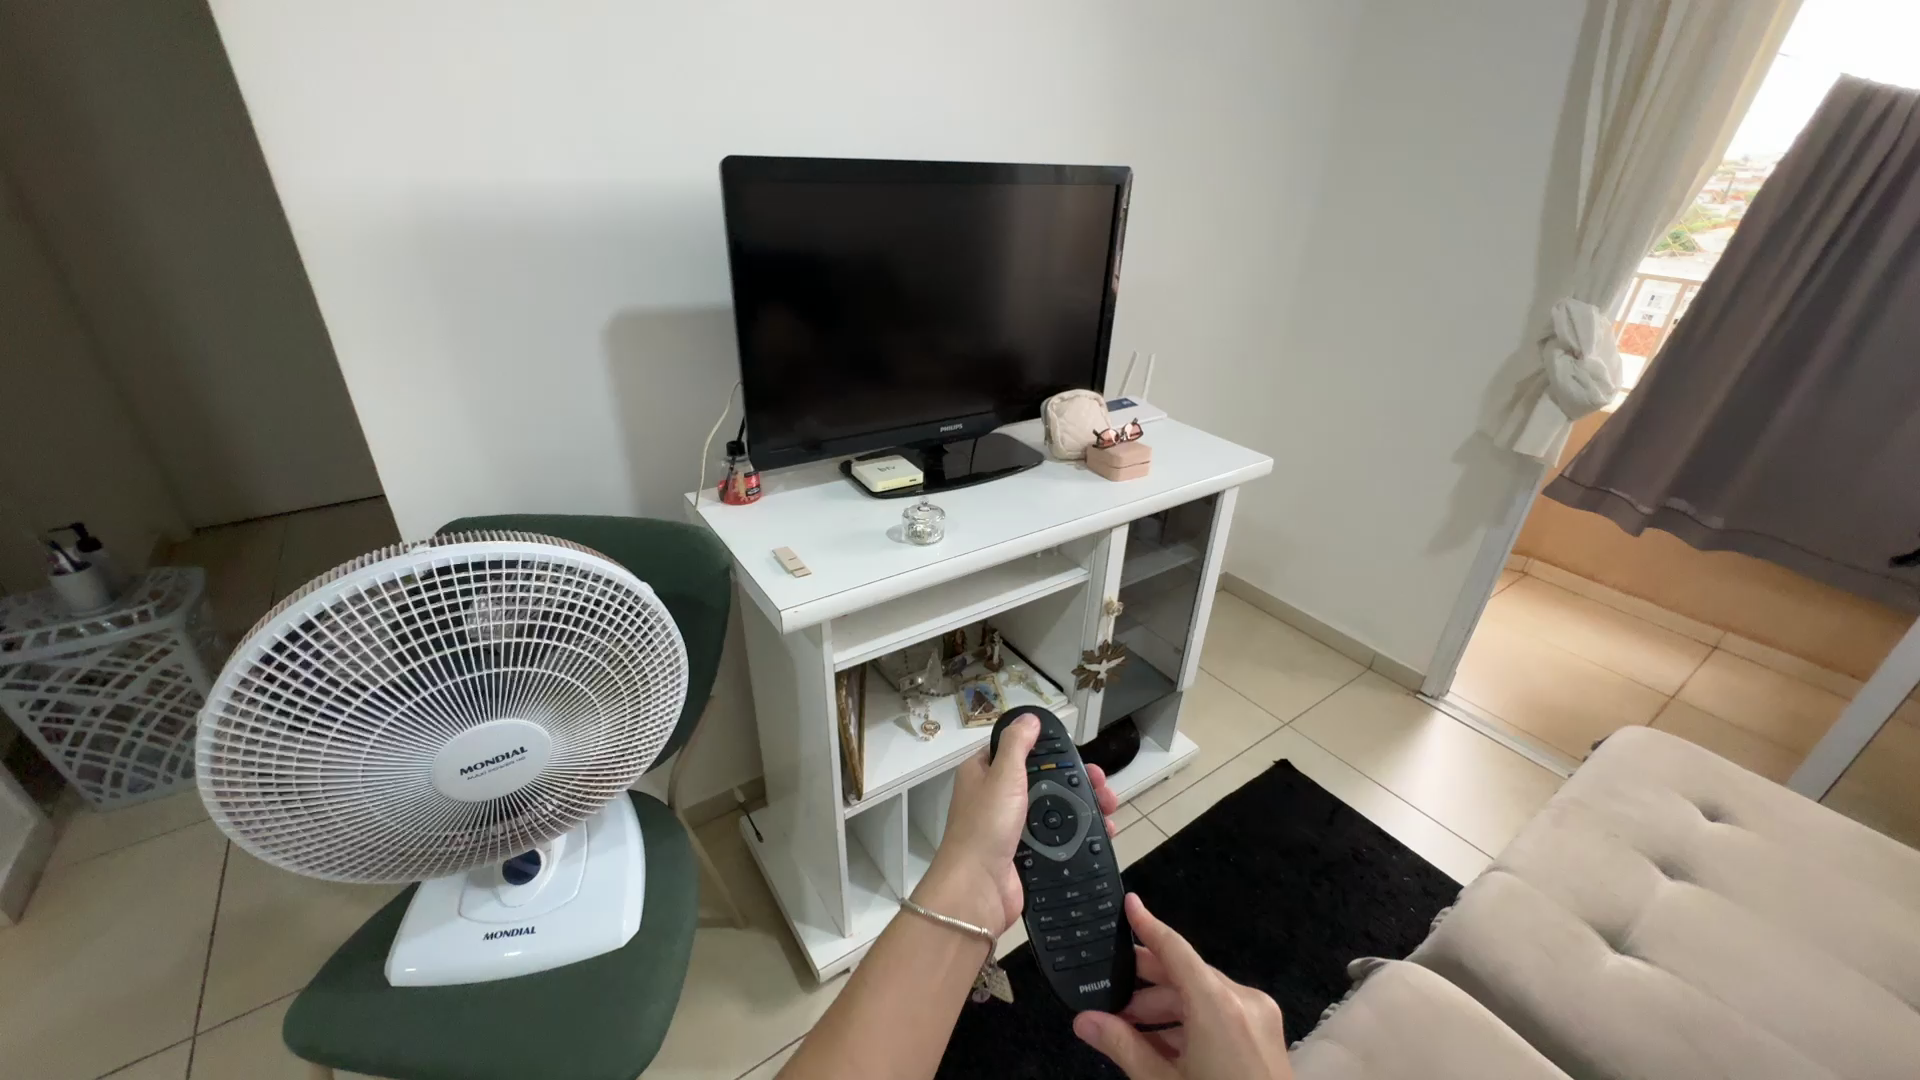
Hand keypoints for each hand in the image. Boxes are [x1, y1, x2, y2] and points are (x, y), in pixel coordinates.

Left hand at [913, 713, 1120, 935]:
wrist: (977, 890)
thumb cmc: (986, 825)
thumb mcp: (1002, 774)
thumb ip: (1017, 744)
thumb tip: (1030, 718)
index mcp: (983, 773)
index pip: (1018, 751)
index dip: (1049, 750)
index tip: (1077, 755)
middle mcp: (996, 798)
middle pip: (1044, 781)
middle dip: (1075, 781)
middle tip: (1104, 785)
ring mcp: (1012, 828)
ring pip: (1054, 810)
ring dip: (1083, 808)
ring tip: (1110, 809)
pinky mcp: (1026, 854)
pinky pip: (1057, 838)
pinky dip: (1078, 835)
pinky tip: (1101, 833)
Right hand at [1073, 894, 1293, 1079]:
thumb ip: (1122, 1046)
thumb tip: (1083, 1021)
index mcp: (1218, 1003)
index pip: (1174, 948)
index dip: (1147, 924)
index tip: (1128, 902)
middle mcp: (1243, 1000)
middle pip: (1185, 973)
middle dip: (1146, 984)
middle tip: (1111, 995)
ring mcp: (1259, 1018)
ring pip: (1202, 996)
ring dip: (1165, 1008)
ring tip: (1131, 1031)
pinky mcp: (1266, 1037)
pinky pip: (1220, 1014)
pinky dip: (1190, 1023)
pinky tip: (1162, 1046)